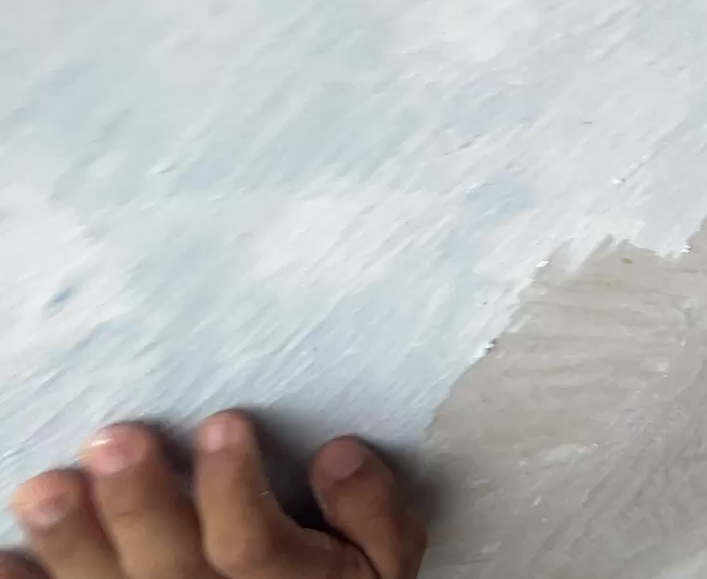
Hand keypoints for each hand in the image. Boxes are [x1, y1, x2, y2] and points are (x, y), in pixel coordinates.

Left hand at [6, 412, 423, 578]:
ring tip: (44, 487)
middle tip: (114, 440)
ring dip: (71, 540)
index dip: (233, 481)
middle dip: (139, 499)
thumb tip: (339, 452)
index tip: (221, 421)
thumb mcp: (388, 560)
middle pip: (166, 562)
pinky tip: (0, 559)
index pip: (248, 535)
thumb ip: (372, 510)